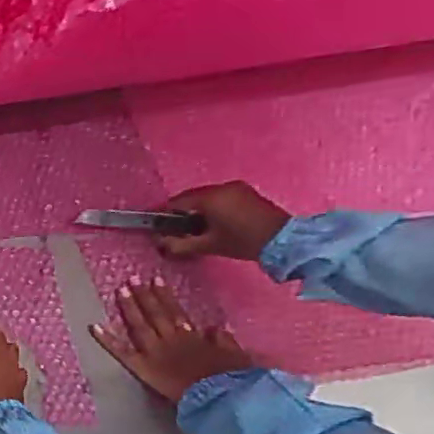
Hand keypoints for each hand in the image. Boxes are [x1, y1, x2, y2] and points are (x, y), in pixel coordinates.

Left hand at [90, 280, 255, 403]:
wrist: (222, 393)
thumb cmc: (232, 377)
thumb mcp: (234, 354)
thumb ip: (223, 340)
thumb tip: (215, 328)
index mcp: (191, 336)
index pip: (175, 311)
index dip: (163, 296)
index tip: (156, 281)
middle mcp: (170, 339)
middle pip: (154, 313)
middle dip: (143, 295)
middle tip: (131, 279)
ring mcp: (154, 351)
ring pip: (139, 325)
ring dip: (129, 307)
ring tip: (120, 290)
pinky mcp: (142, 367)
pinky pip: (121, 351)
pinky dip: (107, 340)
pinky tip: (94, 327)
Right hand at [155, 181, 292, 260]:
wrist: (281, 239)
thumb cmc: (240, 242)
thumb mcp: (206, 246)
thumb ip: (178, 244)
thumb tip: (159, 241)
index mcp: (211, 198)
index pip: (177, 201)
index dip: (162, 212)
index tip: (152, 222)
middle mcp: (222, 187)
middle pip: (192, 197)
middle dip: (179, 211)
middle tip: (169, 228)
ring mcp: (236, 188)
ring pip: (205, 196)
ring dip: (194, 209)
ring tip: (188, 226)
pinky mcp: (246, 192)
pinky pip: (219, 197)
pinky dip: (209, 207)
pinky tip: (207, 222)